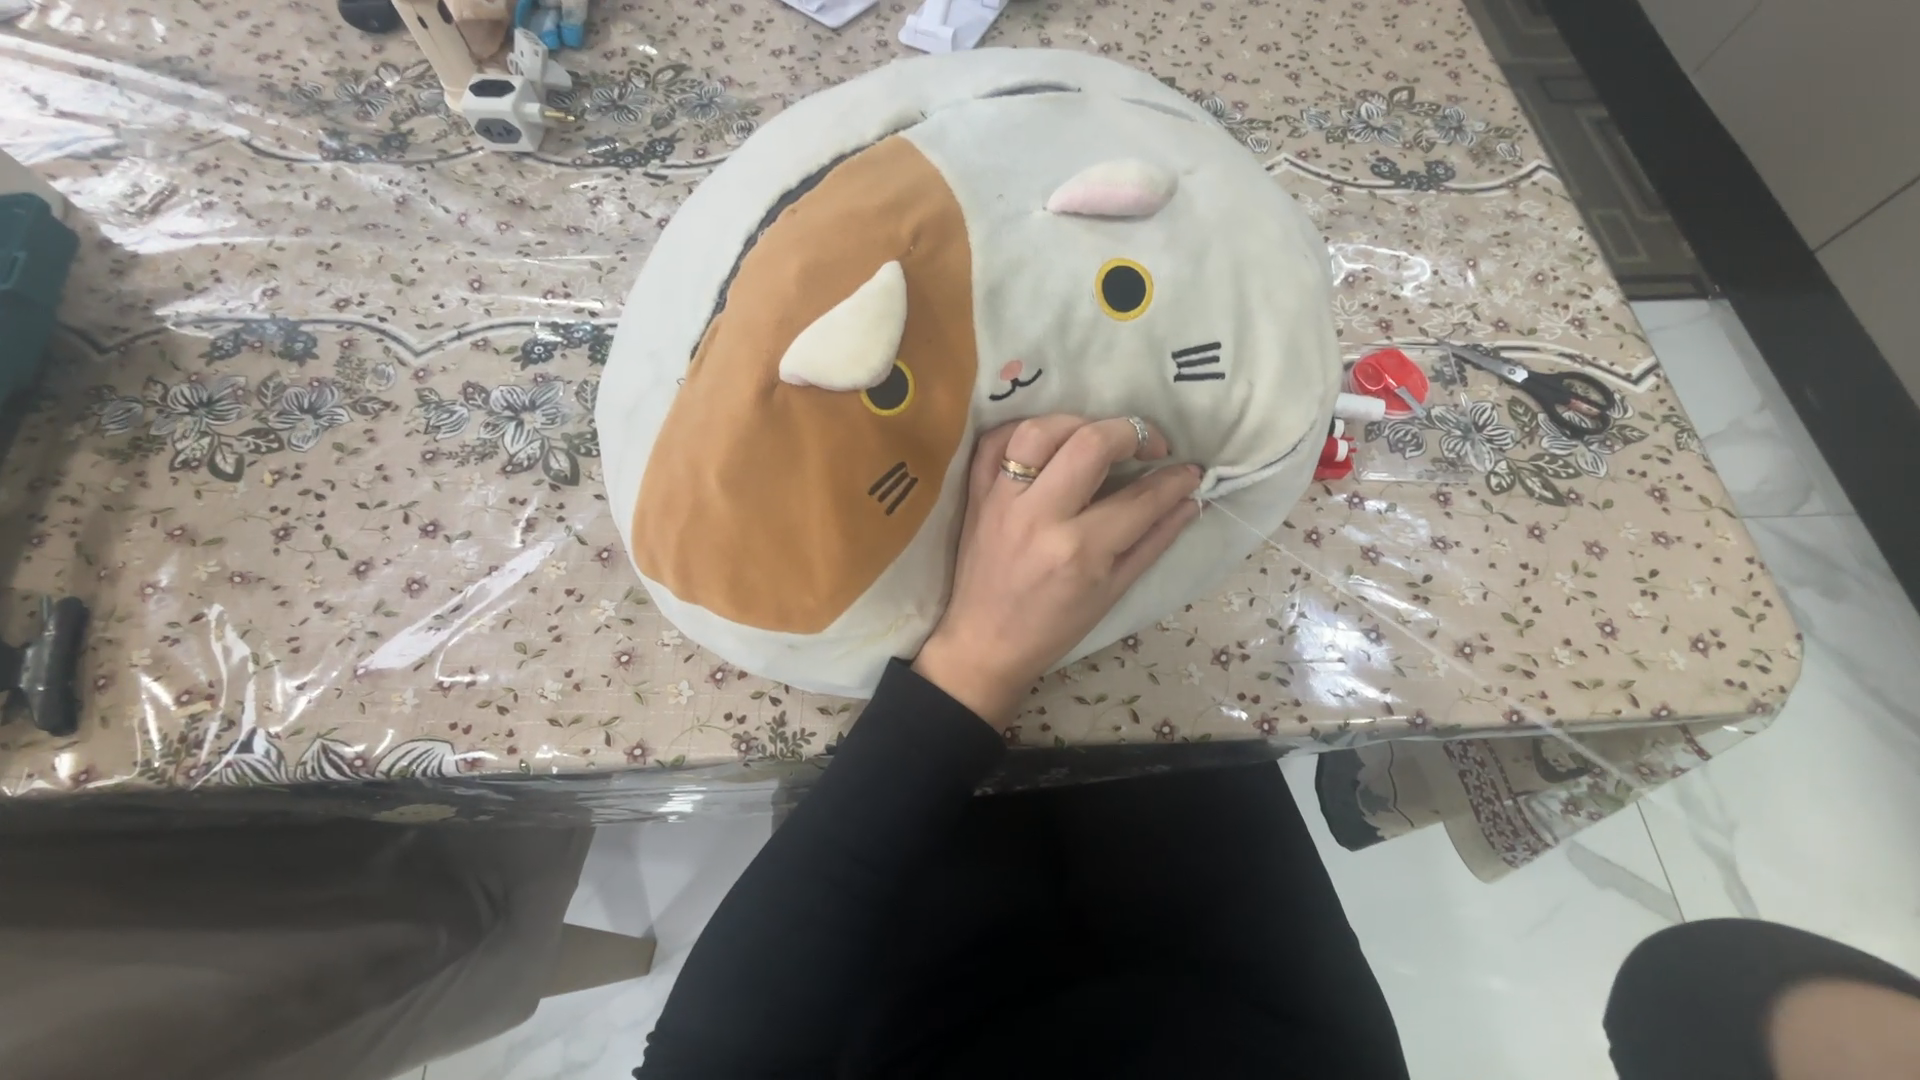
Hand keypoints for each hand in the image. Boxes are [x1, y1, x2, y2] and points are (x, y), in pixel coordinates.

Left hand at [912, 415, 1202, 722]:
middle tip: (1148, 447)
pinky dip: (1021, 431)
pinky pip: (993, 443)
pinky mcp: (975, 496)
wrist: (984, 645)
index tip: (1190, 470)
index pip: (1140, 498)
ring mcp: (1001, 502)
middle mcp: (1039, 517)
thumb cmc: (1053, 629)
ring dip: (1077, 423)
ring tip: (1096, 439)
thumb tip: (1190, 499)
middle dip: (1131, 432)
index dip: (1175, 479)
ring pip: (1038, 431)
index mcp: (1079, 551)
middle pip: (1090, 443)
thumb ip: (1153, 541)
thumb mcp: (1113, 592)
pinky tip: (1048, 442)